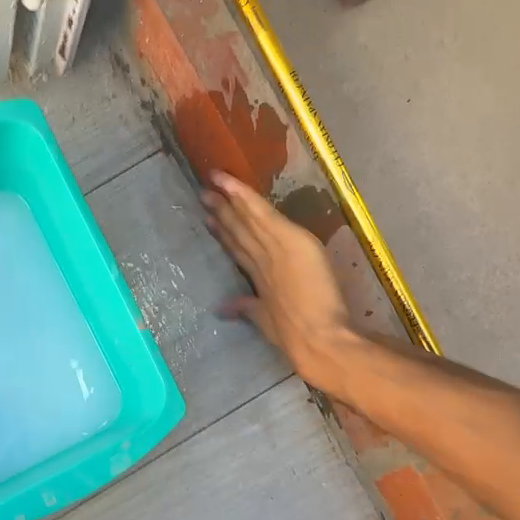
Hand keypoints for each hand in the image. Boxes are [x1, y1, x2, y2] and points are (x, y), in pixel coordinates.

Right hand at [202, 171, 361, 393]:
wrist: (315, 337)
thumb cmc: (295, 336)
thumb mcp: (266, 321)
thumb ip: (246, 308)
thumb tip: (222, 307)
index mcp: (258, 279)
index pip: (238, 250)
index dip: (224, 234)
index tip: (209, 219)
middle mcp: (260, 260)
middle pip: (238, 231)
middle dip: (221, 212)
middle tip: (204, 194)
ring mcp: (273, 248)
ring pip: (246, 218)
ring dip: (229, 198)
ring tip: (213, 181)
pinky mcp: (287, 240)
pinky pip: (262, 213)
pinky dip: (246, 197)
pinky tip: (231, 183)